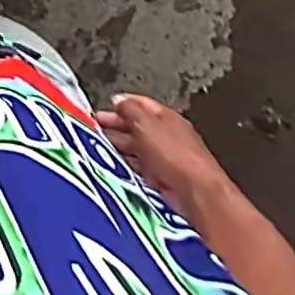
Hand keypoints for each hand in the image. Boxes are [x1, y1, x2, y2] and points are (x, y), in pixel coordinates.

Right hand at [95, 94, 234, 219]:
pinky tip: (118, 166)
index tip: (102, 108)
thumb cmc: (173, 154)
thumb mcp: (144, 123)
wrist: (198, 195)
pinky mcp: (167, 179)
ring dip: (121, 145)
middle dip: (117, 125)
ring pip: (139, 147)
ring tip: (102, 146)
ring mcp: (169, 158)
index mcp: (167, 117)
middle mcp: (170, 135)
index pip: (140, 103)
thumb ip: (129, 109)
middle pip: (138, 125)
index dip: (120, 104)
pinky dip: (130, 164)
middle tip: (97, 127)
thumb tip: (118, 100)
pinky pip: (143, 167)